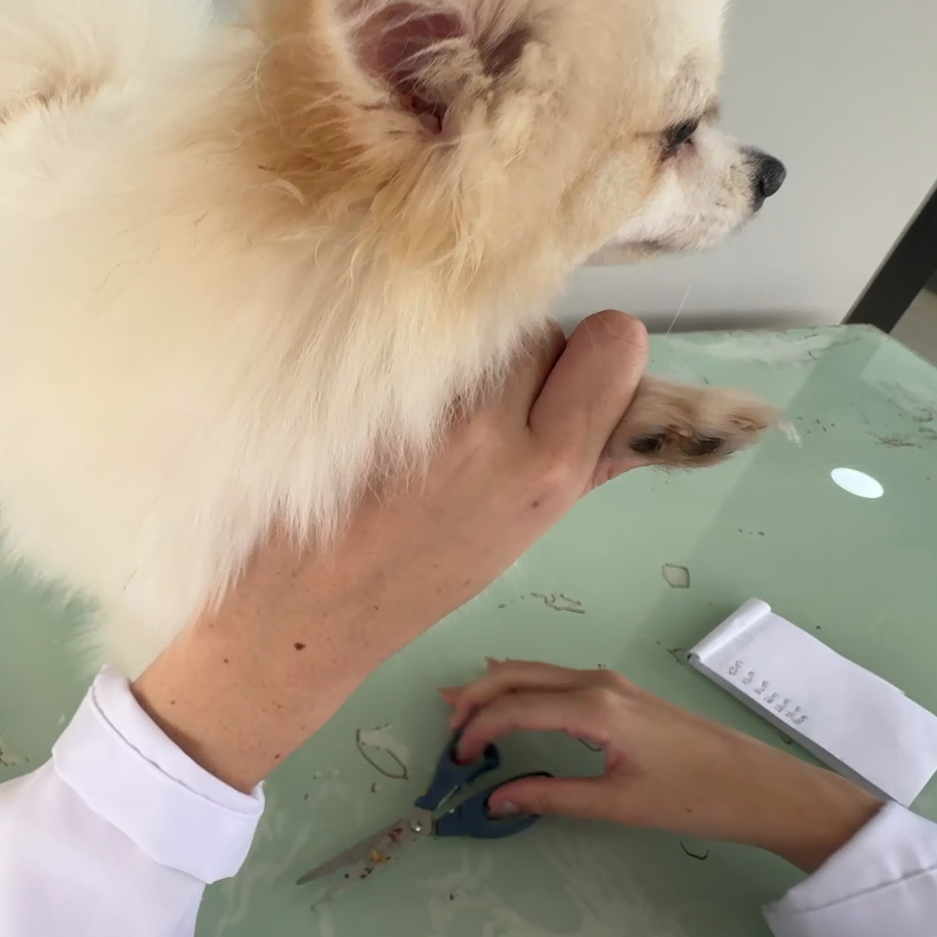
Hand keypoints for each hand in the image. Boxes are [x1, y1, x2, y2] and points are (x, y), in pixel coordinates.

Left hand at [134, 312, 651, 789]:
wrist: (303, 609)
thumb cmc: (410, 586)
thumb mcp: (513, 539)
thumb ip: (579, 469)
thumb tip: (633, 414)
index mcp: (544, 473)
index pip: (610, 341)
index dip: (589, 357)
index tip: (562, 382)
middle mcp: (486, 429)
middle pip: (536, 328)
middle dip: (519, 361)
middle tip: (480, 408)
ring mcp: (414, 411)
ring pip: (469, 331)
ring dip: (459, 360)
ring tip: (425, 412)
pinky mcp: (353, 397)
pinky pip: (401, 350)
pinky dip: (401, 368)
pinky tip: (381, 412)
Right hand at [445, 660, 882, 871]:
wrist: (767, 787)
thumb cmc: (696, 799)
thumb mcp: (618, 804)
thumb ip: (550, 797)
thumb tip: (493, 800)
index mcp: (591, 707)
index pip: (513, 708)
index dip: (477, 730)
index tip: (460, 759)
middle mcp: (591, 681)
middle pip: (512, 675)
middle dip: (472, 697)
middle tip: (448, 729)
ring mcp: (604, 679)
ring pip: (529, 670)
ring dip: (491, 686)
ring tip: (458, 706)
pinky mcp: (613, 687)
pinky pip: (549, 674)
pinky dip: (516, 681)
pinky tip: (502, 682)